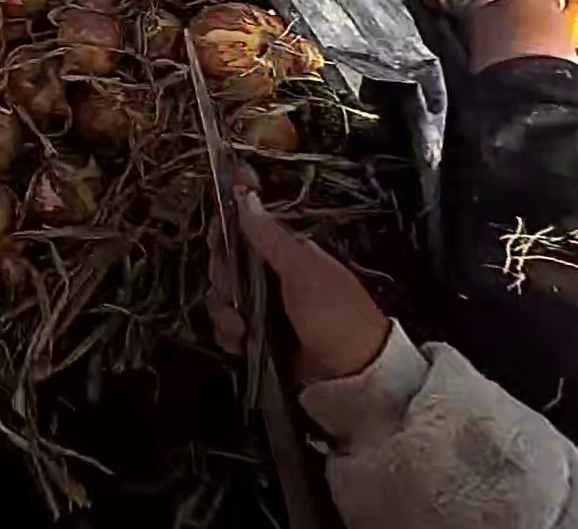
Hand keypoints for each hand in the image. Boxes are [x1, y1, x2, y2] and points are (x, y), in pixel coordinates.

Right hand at [236, 190, 390, 381]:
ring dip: (224, 311)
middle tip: (233, 293)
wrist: (359, 382)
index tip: (218, 244)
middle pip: (228, 264)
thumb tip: (244, 195)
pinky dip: (228, 335)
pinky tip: (239, 344)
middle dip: (223, 278)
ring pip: (224, 297)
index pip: (244, 233)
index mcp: (287, 254)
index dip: (226, 235)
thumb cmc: (335, 316)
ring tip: (240, 328)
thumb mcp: (304, 271)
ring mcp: (265, 309)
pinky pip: (229, 328)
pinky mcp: (260, 340)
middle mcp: (273, 278)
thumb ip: (269, 235)